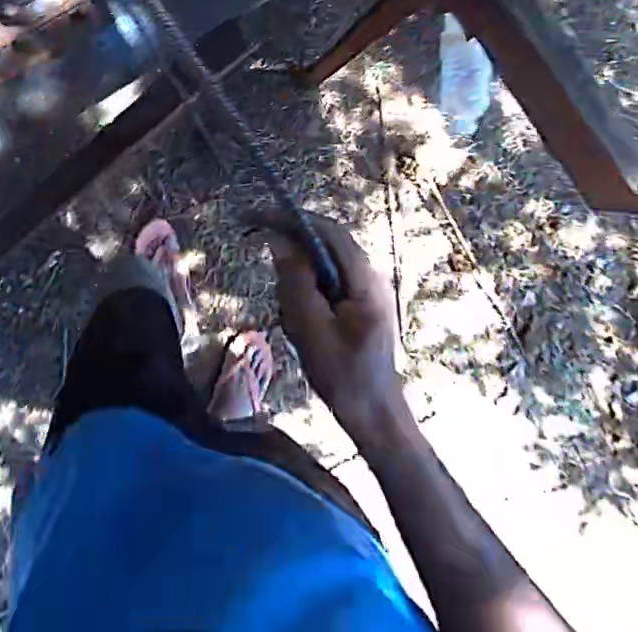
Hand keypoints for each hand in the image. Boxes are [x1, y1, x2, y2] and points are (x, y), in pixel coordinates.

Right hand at [270, 217, 407, 445]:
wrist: (376, 418)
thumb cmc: (345, 377)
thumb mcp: (311, 329)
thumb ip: (296, 282)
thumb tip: (279, 241)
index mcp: (365, 280)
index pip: (329, 232)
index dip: (294, 220)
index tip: (261, 219)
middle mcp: (370, 278)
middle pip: (325, 246)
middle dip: (293, 253)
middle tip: (272, 280)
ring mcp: (367, 292)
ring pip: (323, 266)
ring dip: (299, 281)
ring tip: (292, 319)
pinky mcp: (359, 306)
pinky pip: (327, 286)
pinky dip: (307, 295)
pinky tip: (301, 324)